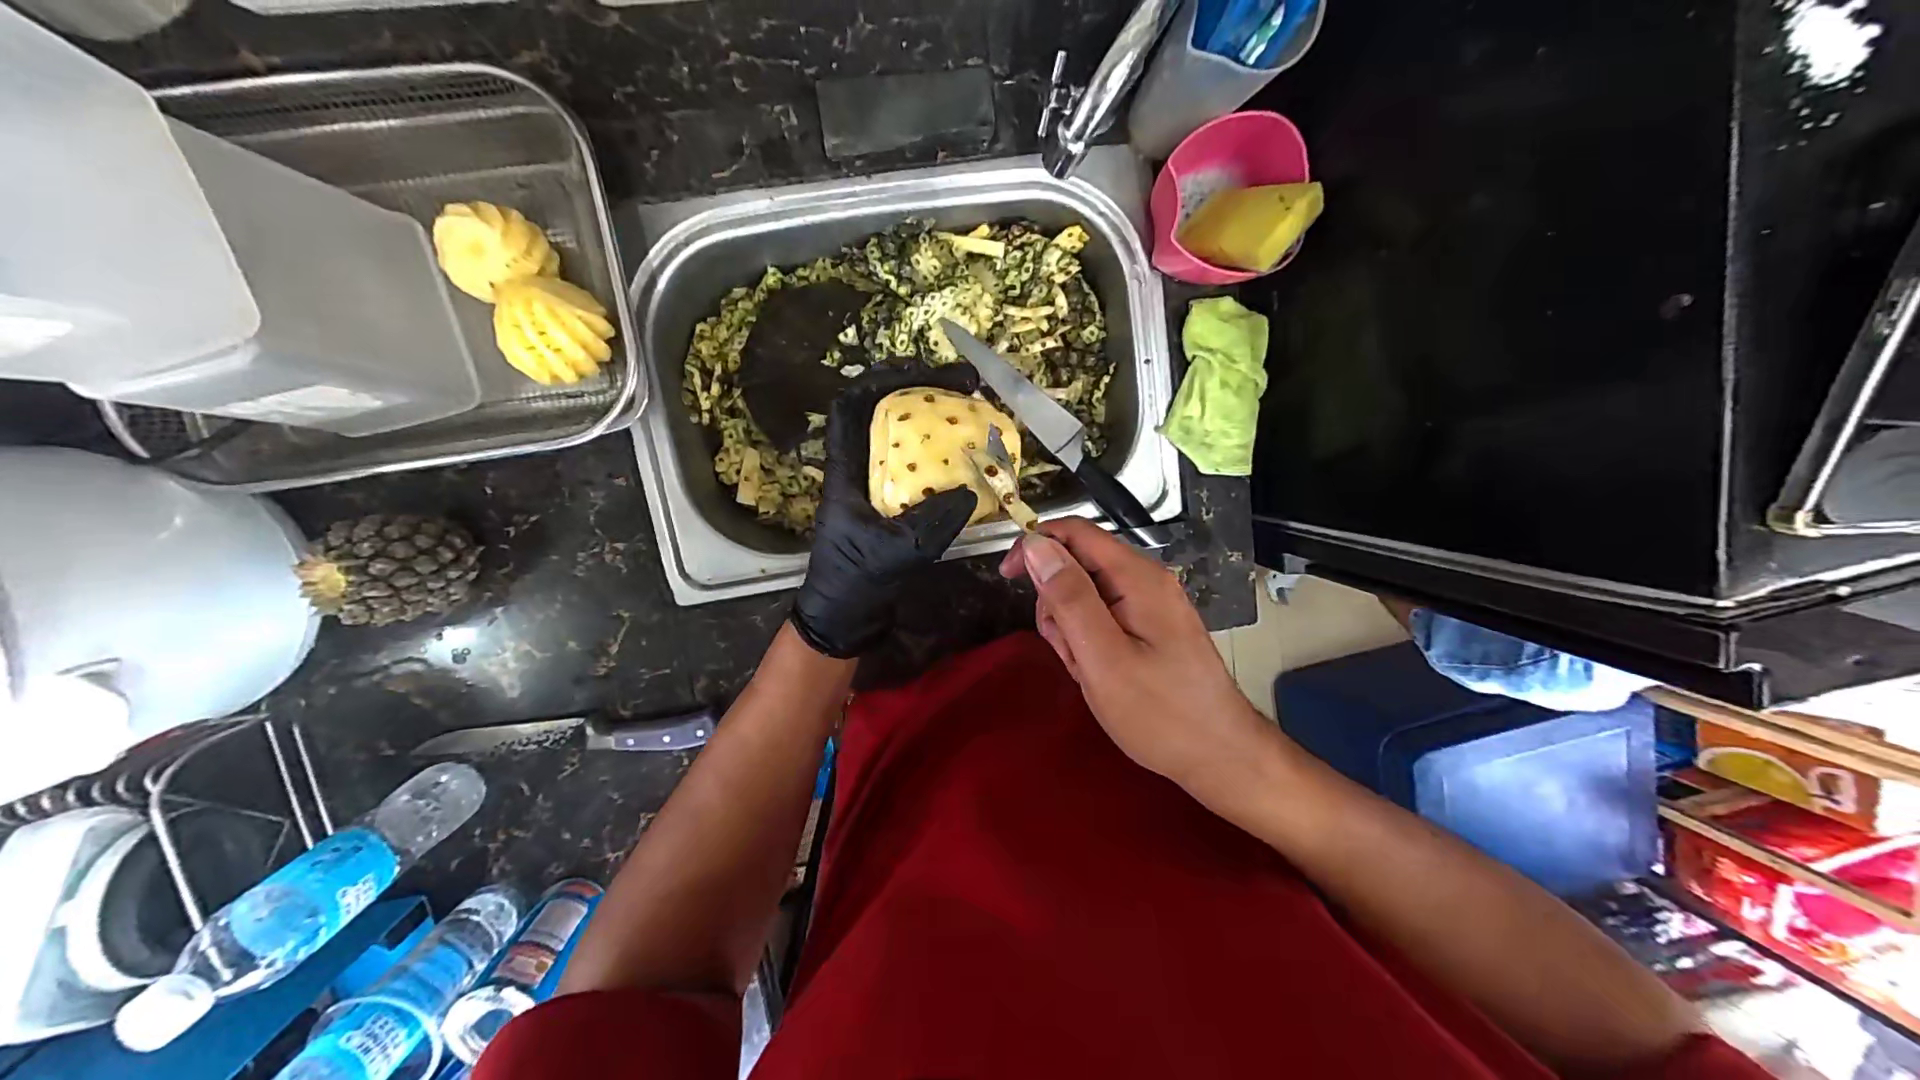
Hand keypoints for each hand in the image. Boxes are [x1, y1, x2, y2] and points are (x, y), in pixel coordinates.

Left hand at [790, 362, 981, 657]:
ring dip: (936, 419)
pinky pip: (920, 467)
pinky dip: (945, 456)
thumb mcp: (893, 553)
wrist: (844, 617)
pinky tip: (971, 457)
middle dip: (922, 390)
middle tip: (966, 385)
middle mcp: (859, 469)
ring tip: (973, 410)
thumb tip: (969, 492)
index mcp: (845, 470)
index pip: (852, 406)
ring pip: (903, 436)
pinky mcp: (893, 504)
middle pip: (883, 411)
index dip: (883, 379)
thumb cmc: (853, 582)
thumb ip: (930, 522)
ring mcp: (876, 486)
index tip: (924, 371)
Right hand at [1001, 518, 1271, 791]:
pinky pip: (1103, 618)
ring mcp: (1150, 604)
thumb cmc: (1161, 713)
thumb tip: (1036, 545)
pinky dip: (1088, 642)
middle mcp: (1146, 580)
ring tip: (1087, 671)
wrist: (1219, 756)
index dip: (1035, 546)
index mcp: (1137, 577)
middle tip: (1069, 651)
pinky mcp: (1150, 627)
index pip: (1075, 532)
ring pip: (1085, 595)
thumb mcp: (1103, 657)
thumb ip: (1069, 597)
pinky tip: (1098, 673)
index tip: (1007, 578)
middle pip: (1077, 564)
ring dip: (1071, 629)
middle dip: (1056, 603)